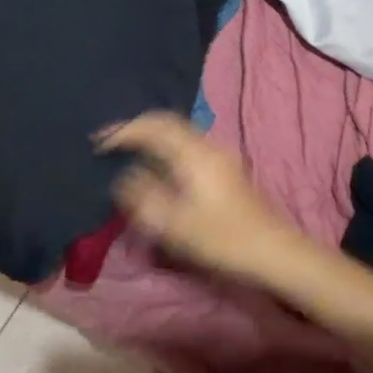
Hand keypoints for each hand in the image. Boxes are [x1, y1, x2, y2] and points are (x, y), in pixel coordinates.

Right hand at [96, 112, 304, 282]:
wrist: (274, 251)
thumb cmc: (224, 239)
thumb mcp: (176, 224)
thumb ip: (145, 197)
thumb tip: (122, 177)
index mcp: (193, 153)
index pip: (153, 126)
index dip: (123, 131)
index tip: (99, 142)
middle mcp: (207, 144)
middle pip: (166, 122)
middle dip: (136, 127)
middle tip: (110, 141)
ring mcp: (218, 154)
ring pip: (178, 132)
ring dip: (152, 136)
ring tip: (128, 150)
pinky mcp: (224, 167)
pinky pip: (186, 143)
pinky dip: (165, 146)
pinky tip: (157, 165)